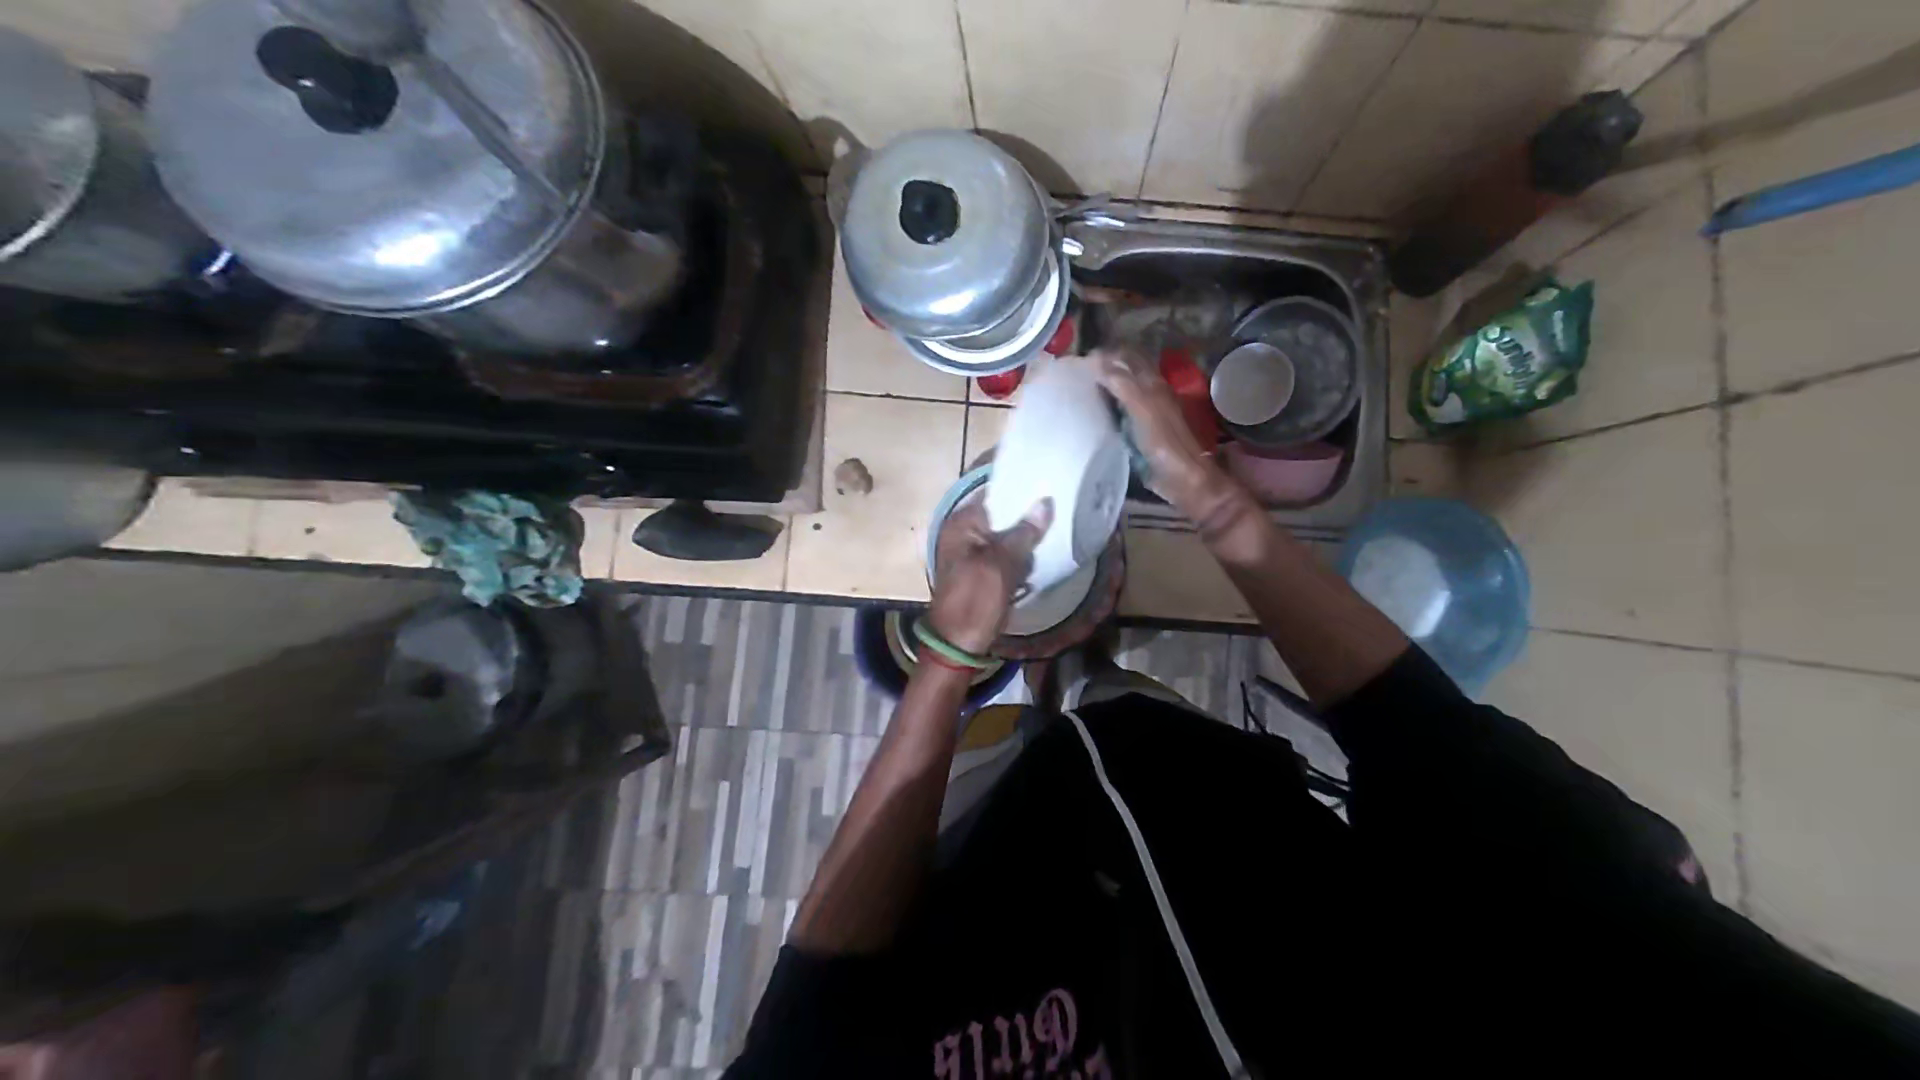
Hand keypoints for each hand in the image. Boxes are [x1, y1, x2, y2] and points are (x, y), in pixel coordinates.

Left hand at [925, 498, 1051, 654]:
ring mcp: (969, 553)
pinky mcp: (978, 572)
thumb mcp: (1003, 563)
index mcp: (961, 523)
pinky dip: (1017, 558)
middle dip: (1025, 518)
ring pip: (1005, 537)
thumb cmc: (976, 599)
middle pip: (1001, 515)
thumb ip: (1024, 532)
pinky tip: (1035, 561)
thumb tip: (1045, 503)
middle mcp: (961, 533)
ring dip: (1024, 542)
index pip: (994, 493)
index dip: (1020, 490)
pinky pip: (1002, 556)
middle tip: (1056, 513)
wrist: (958, 645)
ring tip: (1051, 536)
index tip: (1048, 485)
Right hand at [1087, 347, 1234, 519]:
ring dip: (1106, 385)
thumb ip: (1122, 384)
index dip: (1107, 354)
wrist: (1184, 479)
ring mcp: (1147, 412)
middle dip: (1105, 367)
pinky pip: (1121, 410)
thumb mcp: (1142, 409)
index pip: (1128, 357)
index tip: (1082, 358)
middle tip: (1078, 371)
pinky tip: (1096, 412)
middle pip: (1127, 371)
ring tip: (1083, 388)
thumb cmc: (1164, 444)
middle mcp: (1152, 393)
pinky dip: (1108, 405)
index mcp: (1153, 384)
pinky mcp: (1142, 431)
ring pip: (1124, 389)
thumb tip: (1096, 360)